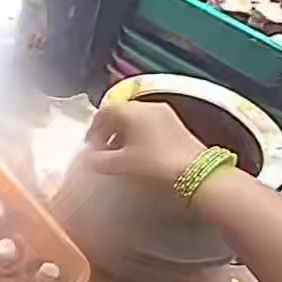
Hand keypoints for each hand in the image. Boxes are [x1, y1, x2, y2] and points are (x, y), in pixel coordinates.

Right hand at [83, 99, 209, 186]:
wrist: (196, 174)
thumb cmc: (153, 166)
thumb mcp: (120, 165)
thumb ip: (97, 161)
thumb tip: (85, 158)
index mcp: (131, 111)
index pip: (103, 112)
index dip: (93, 130)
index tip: (90, 148)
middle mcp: (147, 107)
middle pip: (120, 114)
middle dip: (108, 132)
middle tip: (103, 152)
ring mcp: (165, 114)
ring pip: (136, 119)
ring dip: (123, 134)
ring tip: (120, 156)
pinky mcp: (176, 124)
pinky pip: (150, 124)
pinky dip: (139, 135)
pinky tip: (140, 154)